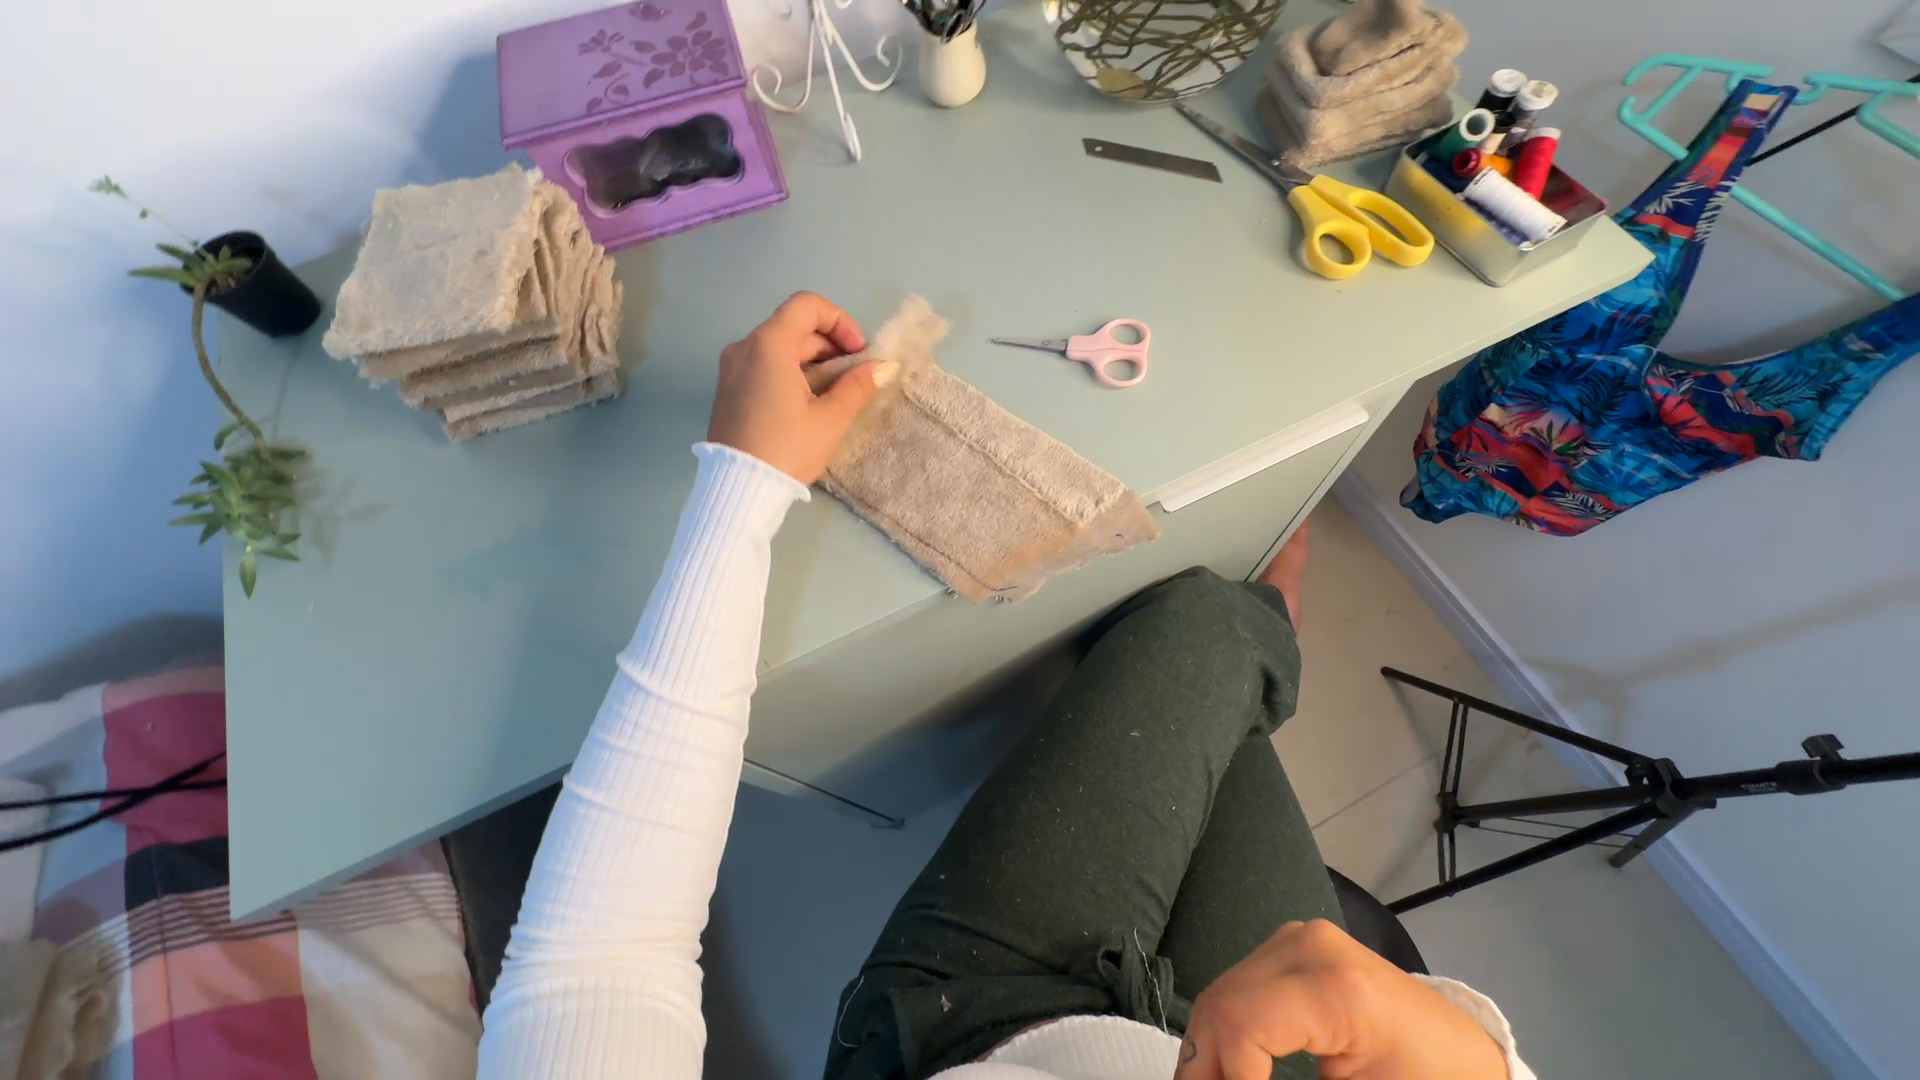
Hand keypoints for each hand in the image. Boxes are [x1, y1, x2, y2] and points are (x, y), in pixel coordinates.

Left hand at [708, 291, 876, 484]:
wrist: (739, 489)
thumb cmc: (787, 449)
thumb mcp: (830, 419)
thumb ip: (858, 386)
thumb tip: (883, 366)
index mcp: (768, 344)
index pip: (807, 306)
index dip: (840, 321)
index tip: (858, 352)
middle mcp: (744, 347)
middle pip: (794, 326)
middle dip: (830, 344)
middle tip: (855, 375)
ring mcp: (731, 368)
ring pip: (779, 347)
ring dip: (812, 359)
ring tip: (835, 392)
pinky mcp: (728, 390)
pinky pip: (764, 366)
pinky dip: (791, 371)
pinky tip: (808, 402)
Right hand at [1176, 919, 1506, 1079]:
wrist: (1465, 1055)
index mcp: (1337, 990)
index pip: (1240, 1026)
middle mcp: (1306, 946)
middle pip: (1219, 1007)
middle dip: (1205, 1072)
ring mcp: (1294, 938)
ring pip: (1218, 997)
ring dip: (1209, 1056)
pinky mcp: (1289, 944)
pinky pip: (1235, 989)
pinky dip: (1225, 1034)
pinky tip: (1235, 1070)